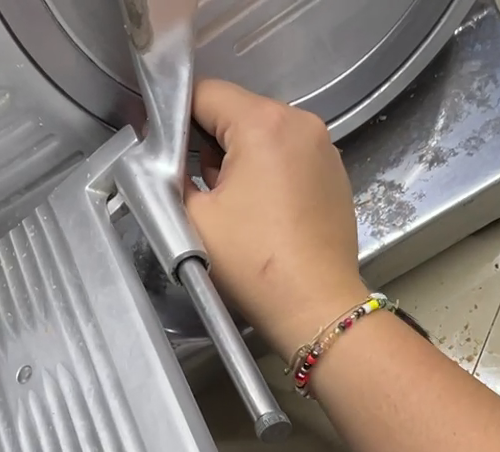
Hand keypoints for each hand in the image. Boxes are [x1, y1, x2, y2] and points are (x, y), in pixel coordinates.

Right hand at [188, 79, 369, 356]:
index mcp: (264, 124)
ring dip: (243, 162)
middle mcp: (302, 124)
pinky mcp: (335, 177)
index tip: (167, 151)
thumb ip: (171, 174)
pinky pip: (291, 160)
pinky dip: (272, 177)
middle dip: (213, 145)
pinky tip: (264, 216)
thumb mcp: (195, 218)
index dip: (176, 119)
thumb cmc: (257, 267)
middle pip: (238, 113)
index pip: (205, 94)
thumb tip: (164, 156)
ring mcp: (324, 150)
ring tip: (237, 211)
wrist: (315, 308)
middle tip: (205, 194)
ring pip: (266, 136)